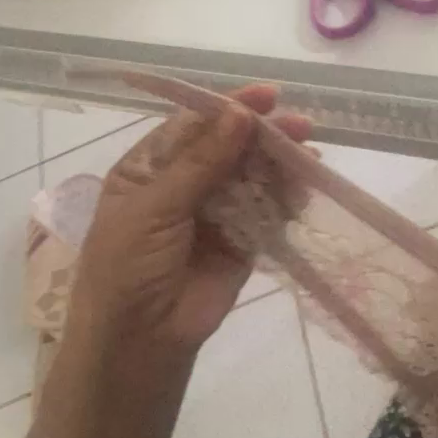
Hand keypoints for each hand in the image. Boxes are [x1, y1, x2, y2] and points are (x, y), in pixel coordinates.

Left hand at [68, 83, 309, 358]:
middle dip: (264, 135)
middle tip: (301, 126)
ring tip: (309, 158)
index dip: (229, 108)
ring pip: (254, 177)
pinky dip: (287, 199)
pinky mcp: (244, 241)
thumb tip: (241, 116)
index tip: (267, 96)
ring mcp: (216, 213)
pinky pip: (269, 212)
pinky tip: (303, 190)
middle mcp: (184, 185)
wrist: (141, 342)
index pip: (193, 126)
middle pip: (230, 148)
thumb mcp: (155, 207)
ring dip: (281, 165)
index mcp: (150, 169)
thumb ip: (202, 162)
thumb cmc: (128, 267)